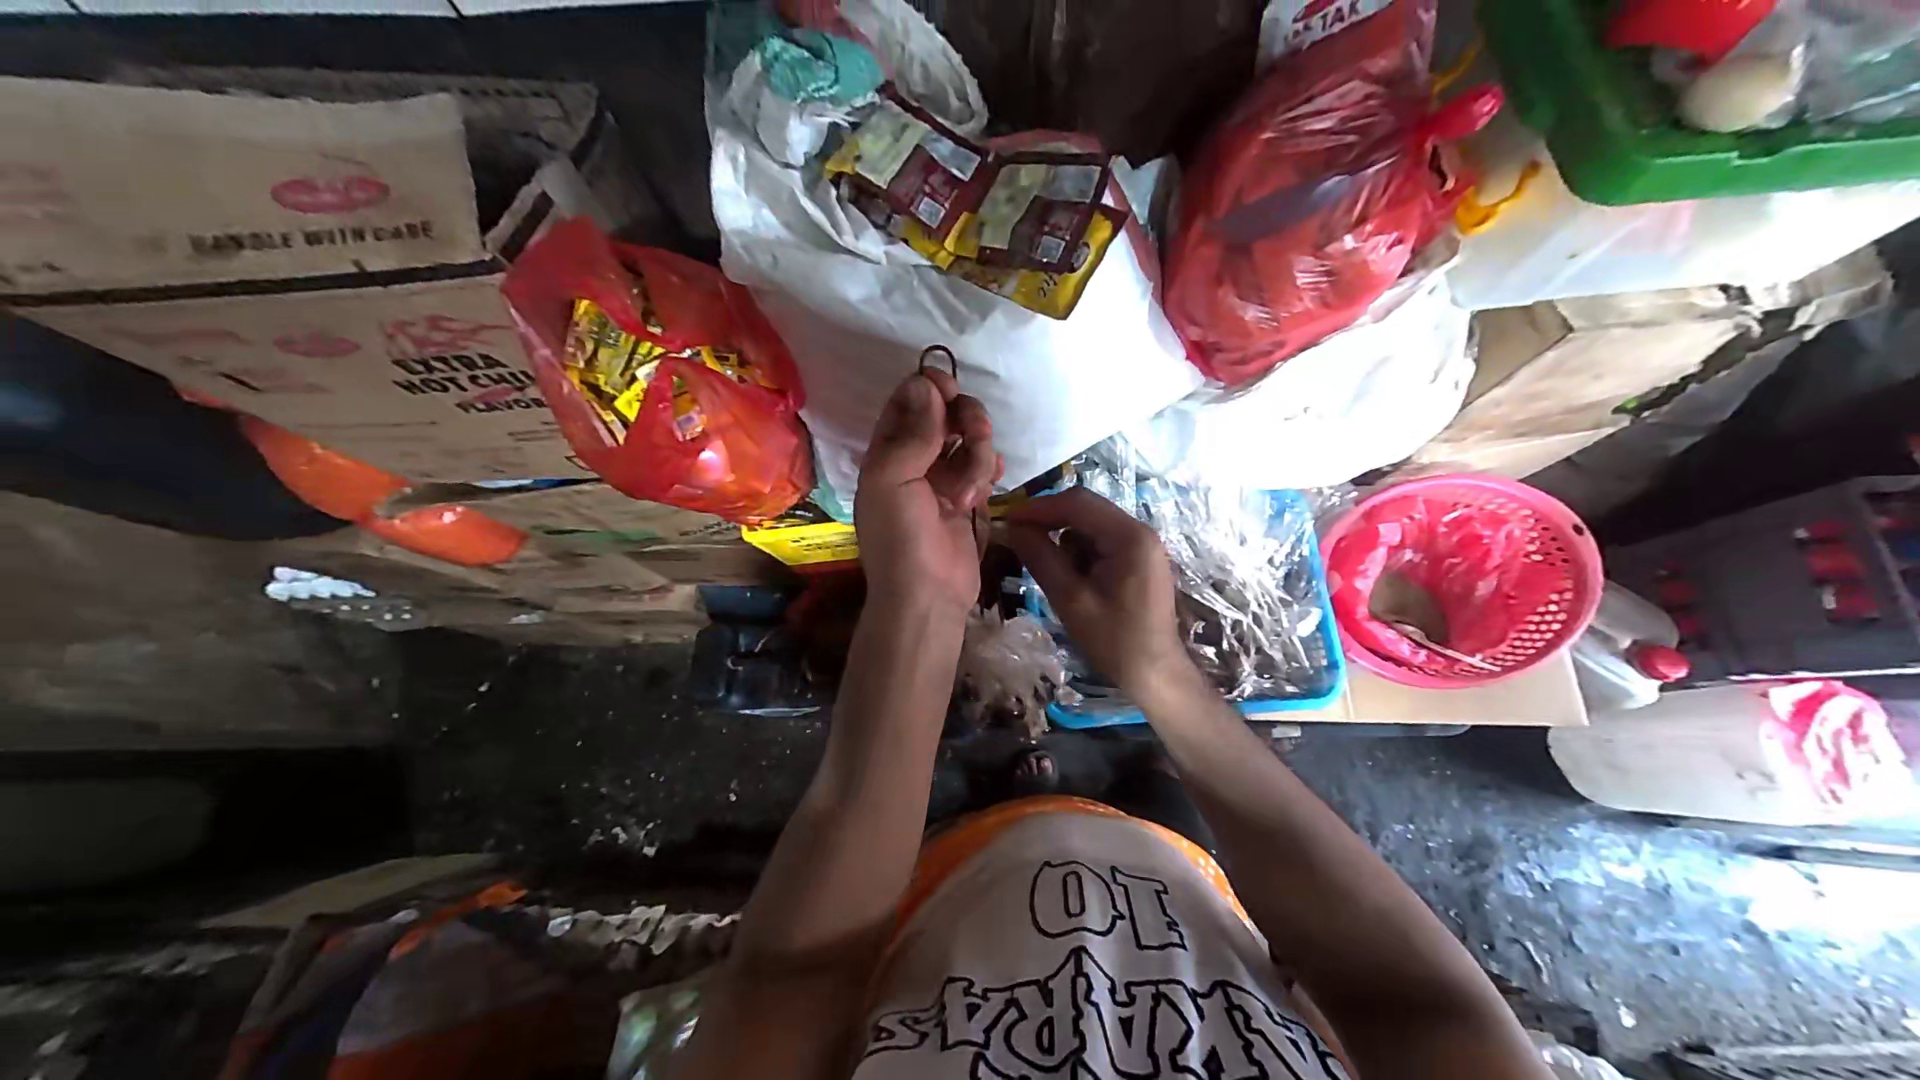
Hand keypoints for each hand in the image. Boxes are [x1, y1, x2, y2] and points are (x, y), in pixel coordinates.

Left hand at [854, 370, 1002, 615]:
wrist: (927, 595)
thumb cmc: (901, 538)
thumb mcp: (893, 481)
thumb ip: (912, 432)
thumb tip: (925, 382)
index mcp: (888, 451)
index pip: (910, 401)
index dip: (931, 388)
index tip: (951, 391)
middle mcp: (915, 460)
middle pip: (947, 414)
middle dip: (966, 420)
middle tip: (976, 434)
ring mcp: (944, 479)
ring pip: (971, 440)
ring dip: (978, 457)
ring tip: (971, 492)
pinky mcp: (969, 498)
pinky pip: (985, 467)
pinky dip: (989, 471)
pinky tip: (988, 487)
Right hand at [1001, 487, 1193, 693]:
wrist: (1156, 675)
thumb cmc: (1114, 641)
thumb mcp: (1070, 599)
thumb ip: (1040, 558)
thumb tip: (1011, 527)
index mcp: (1130, 537)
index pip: (1077, 503)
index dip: (1039, 507)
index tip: (1007, 519)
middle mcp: (1140, 531)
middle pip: (1086, 510)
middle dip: (1050, 523)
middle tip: (1019, 540)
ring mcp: (1143, 545)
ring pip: (1091, 526)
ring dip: (1066, 542)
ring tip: (1056, 576)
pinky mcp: (1139, 559)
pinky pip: (1102, 542)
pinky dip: (1080, 554)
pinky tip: (1074, 582)